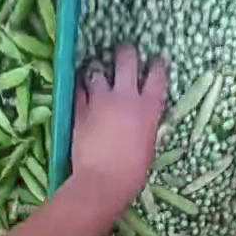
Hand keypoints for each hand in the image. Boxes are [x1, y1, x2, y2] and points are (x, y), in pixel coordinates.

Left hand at [69, 44, 167, 206]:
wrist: (102, 182)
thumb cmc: (132, 173)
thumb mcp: (148, 146)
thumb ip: (145, 125)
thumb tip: (141, 120)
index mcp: (149, 108)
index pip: (157, 75)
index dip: (156, 65)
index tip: (154, 61)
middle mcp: (125, 97)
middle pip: (127, 60)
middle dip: (125, 53)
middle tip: (123, 53)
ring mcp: (100, 102)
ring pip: (97, 71)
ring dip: (97, 68)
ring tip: (96, 69)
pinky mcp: (80, 111)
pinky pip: (78, 90)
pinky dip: (80, 87)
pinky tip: (80, 86)